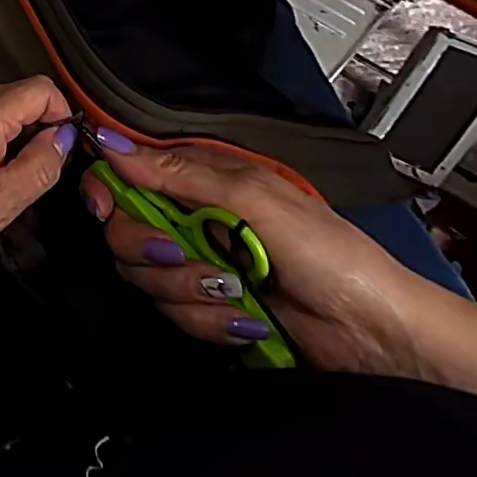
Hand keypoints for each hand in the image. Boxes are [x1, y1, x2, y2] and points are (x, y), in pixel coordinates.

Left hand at [0, 77, 75, 320]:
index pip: (41, 89)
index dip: (62, 115)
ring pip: (10, 103)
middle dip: (44, 126)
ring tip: (10, 175)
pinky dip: (4, 135)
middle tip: (37, 169)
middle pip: (27, 93)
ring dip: (23, 133)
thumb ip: (40, 167)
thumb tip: (65, 138)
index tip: (62, 147)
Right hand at [78, 138, 435, 375]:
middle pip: (125, 230)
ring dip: (190, 291)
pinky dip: (208, 321)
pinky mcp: (204, 306)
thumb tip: (112, 145)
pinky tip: (244, 319)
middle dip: (155, 251)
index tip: (107, 209)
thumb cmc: (326, 251)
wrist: (369, 331)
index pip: (130, 172)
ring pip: (146, 277)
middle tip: (191, 253)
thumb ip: (178, 173)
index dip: (109, 189)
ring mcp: (197, 264)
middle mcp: (191, 217)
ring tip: (237, 291)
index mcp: (202, 178)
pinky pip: (173, 314)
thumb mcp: (252, 198)